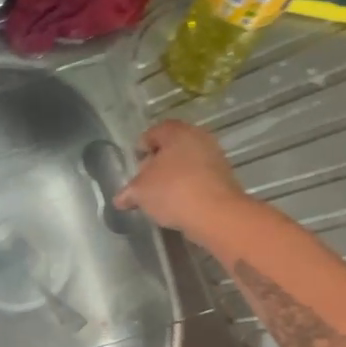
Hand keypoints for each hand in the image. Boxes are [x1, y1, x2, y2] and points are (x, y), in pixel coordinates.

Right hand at [113, 120, 251, 236]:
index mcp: (176, 132)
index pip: (154, 132)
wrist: (217, 214)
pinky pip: (200, 178)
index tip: (135, 162)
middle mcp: (198, 138)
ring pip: (188, 162)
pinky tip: (180, 203)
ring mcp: (215, 157)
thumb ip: (129, 192)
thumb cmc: (173, 191)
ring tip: (162, 195)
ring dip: (175, 175)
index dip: (142, 147)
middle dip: (158, 162)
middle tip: (146, 179)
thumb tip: (120, 198)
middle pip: (173, 147)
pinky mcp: (225, 178)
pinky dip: (189, 186)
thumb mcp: (140, 191)